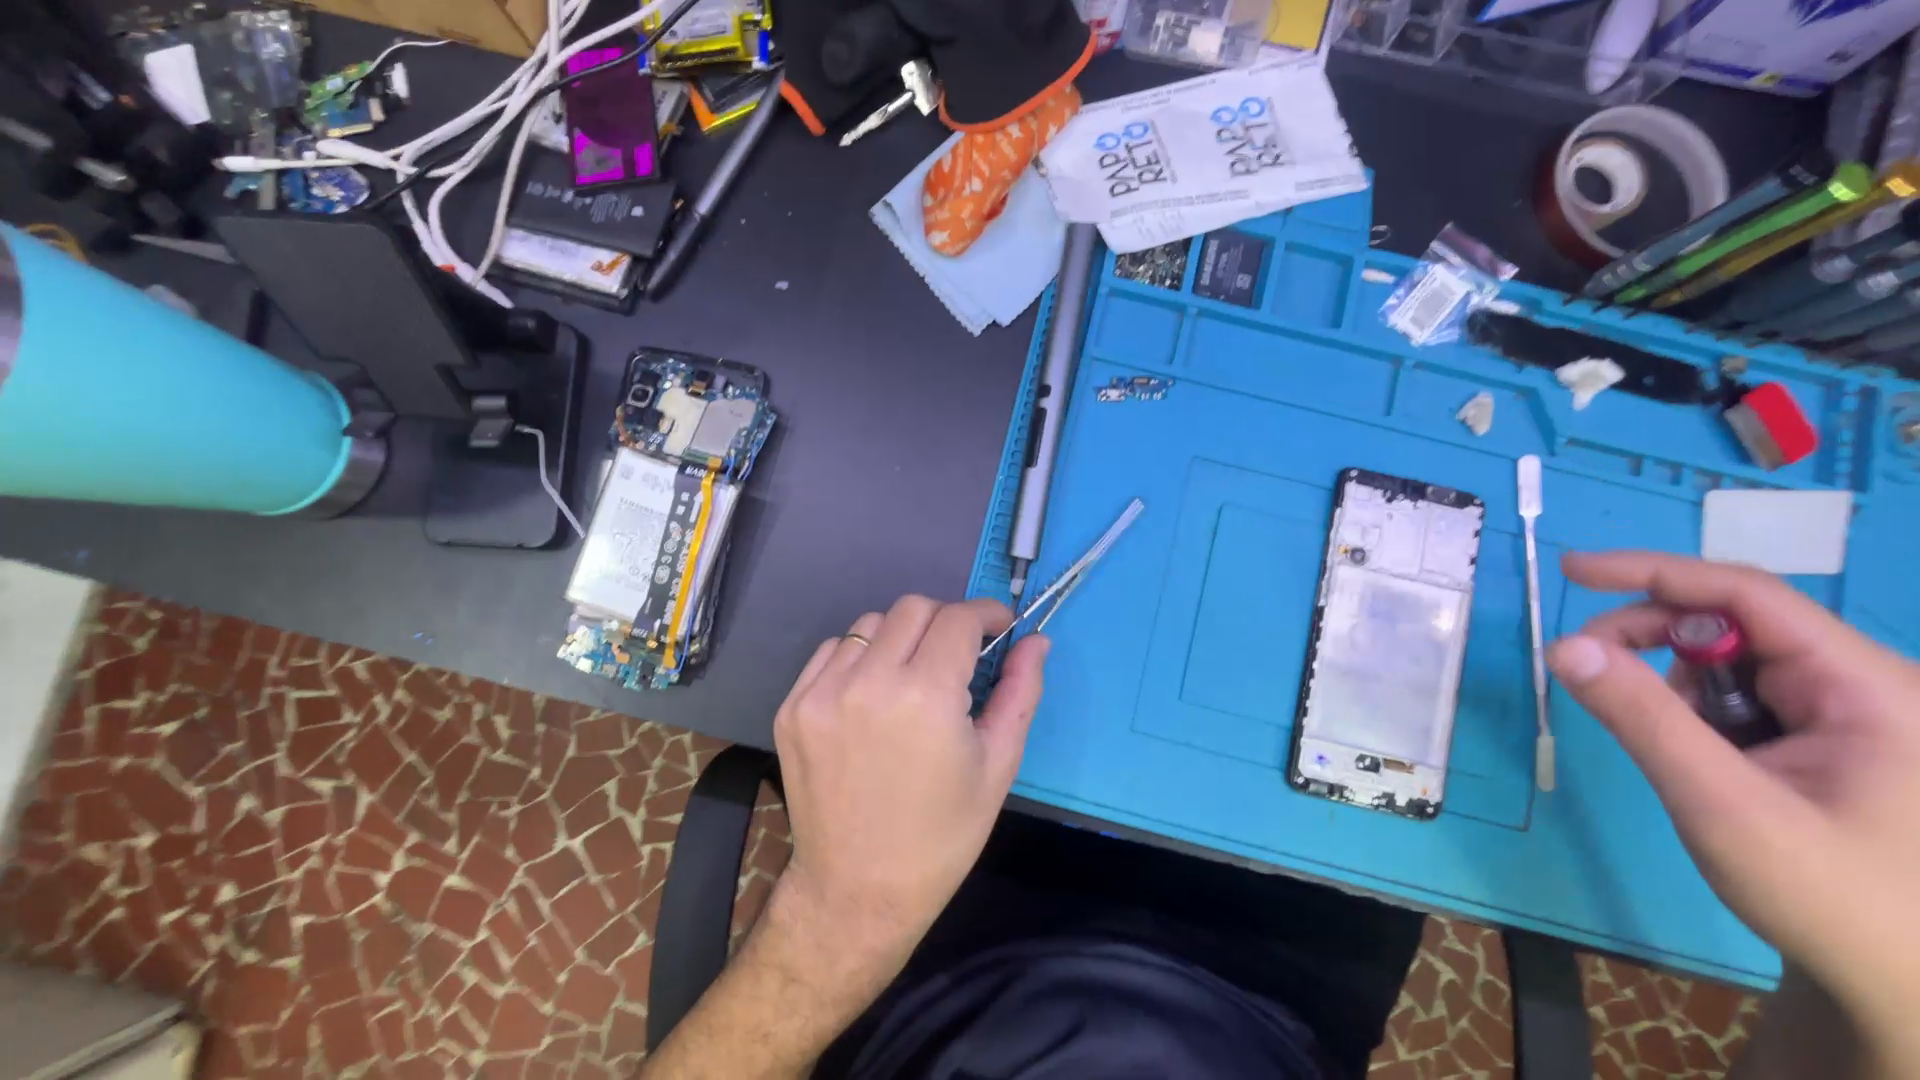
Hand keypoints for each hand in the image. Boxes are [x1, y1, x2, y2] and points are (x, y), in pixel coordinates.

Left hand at [770, 596, 1048, 975]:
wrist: (859, 889)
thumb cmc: (942, 835)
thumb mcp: (997, 765)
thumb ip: (1020, 691)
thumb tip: (1037, 640)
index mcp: (926, 696)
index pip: (958, 618)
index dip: (986, 616)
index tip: (997, 630)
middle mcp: (869, 682)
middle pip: (913, 608)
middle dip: (945, 622)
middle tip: (959, 658)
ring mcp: (821, 693)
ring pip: (869, 625)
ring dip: (900, 638)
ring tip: (912, 679)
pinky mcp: (792, 708)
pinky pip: (831, 653)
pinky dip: (859, 660)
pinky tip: (872, 698)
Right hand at [1546, 552, 1919, 1060]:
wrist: (1902, 985)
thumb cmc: (1830, 897)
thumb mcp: (1721, 805)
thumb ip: (1641, 718)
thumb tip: (1564, 646)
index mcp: (1870, 689)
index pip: (1749, 594)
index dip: (1654, 573)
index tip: (1571, 571)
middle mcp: (1867, 685)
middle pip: (1736, 622)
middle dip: (1651, 636)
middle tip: (1585, 667)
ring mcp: (1853, 711)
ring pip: (1733, 660)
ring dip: (1674, 684)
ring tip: (1668, 746)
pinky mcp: (1832, 736)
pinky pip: (1744, 696)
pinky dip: (1698, 713)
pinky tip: (1701, 759)